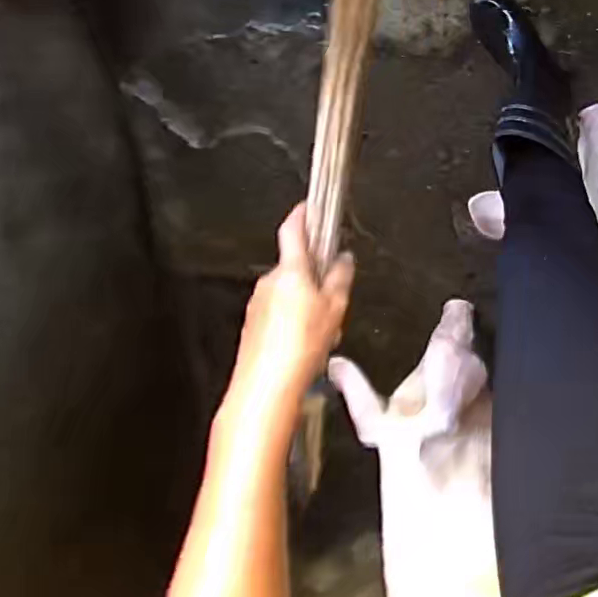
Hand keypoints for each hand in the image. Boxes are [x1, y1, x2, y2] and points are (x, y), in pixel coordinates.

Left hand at [222, 203, 355, 431]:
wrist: (264, 390)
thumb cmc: (298, 349)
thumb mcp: (335, 307)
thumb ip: (341, 277)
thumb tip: (344, 259)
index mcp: (290, 270)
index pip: (293, 229)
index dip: (303, 213)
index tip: (310, 206)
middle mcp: (269, 282)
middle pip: (296, 264)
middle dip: (315, 275)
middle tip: (334, 295)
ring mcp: (258, 304)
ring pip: (289, 290)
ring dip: (306, 301)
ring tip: (323, 329)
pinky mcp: (253, 324)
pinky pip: (278, 311)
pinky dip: (293, 319)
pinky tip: (307, 343)